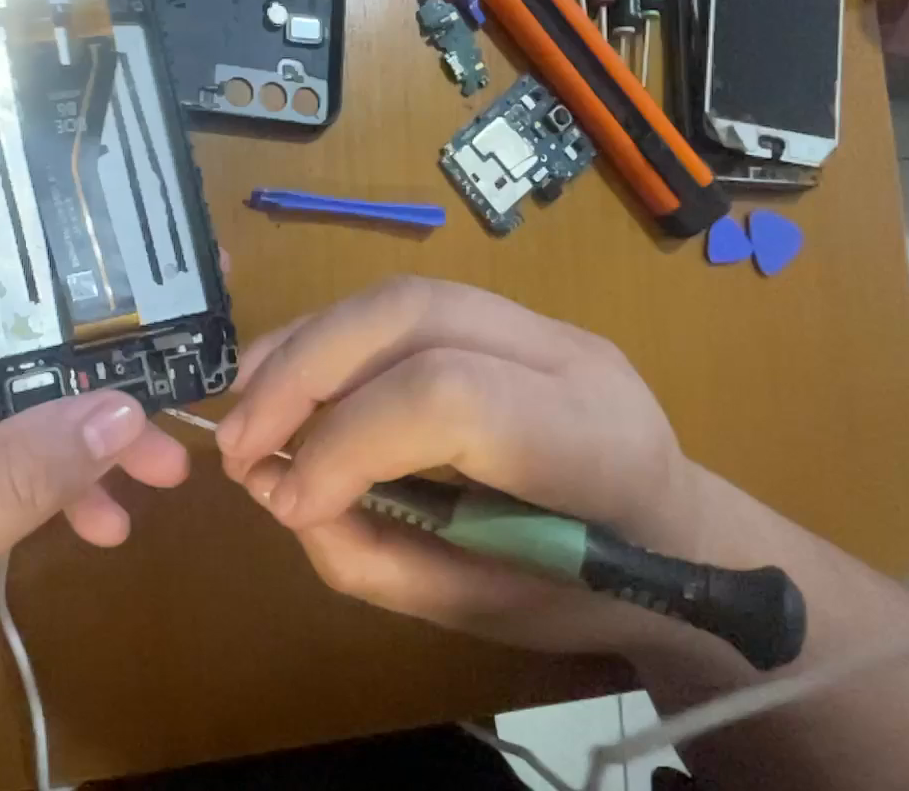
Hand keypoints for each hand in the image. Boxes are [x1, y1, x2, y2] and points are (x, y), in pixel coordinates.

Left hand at [0, 228, 189, 757]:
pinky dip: (48, 485)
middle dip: (93, 360)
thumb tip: (125, 411)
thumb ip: (18, 472)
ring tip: (161, 472)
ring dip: (83, 434)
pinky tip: (102, 524)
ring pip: (11, 405)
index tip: (125, 250)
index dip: (35, 241)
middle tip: (177, 373)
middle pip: (7, 336)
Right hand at [215, 276, 703, 656]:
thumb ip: (371, 554)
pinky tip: (278, 373)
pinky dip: (320, 338)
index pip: (448, 397)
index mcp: (588, 438)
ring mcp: (531, 321)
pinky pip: (390, 308)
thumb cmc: (581, 592)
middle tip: (236, 441)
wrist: (673, 536)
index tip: (285, 500)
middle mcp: (562, 354)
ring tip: (243, 406)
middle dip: (302, 374)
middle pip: (407, 315)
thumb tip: (277, 489)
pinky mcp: (494, 315)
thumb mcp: (477, 609)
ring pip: (391, 298)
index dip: (348, 442)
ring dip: (299, 348)